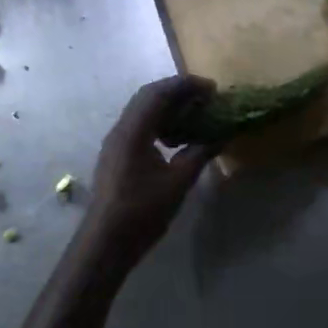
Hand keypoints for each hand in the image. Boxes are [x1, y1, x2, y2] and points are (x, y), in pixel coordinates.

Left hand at [88, 76, 217, 258]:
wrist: (105, 242)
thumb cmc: (142, 211)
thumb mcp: (178, 182)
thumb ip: (200, 153)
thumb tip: (221, 135)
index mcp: (134, 131)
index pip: (159, 93)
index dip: (187, 85)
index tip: (212, 89)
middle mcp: (121, 129)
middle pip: (148, 96)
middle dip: (177, 91)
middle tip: (205, 97)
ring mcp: (115, 142)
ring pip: (142, 110)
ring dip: (168, 106)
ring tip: (194, 114)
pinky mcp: (116, 154)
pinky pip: (139, 125)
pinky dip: (159, 122)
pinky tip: (175, 137)